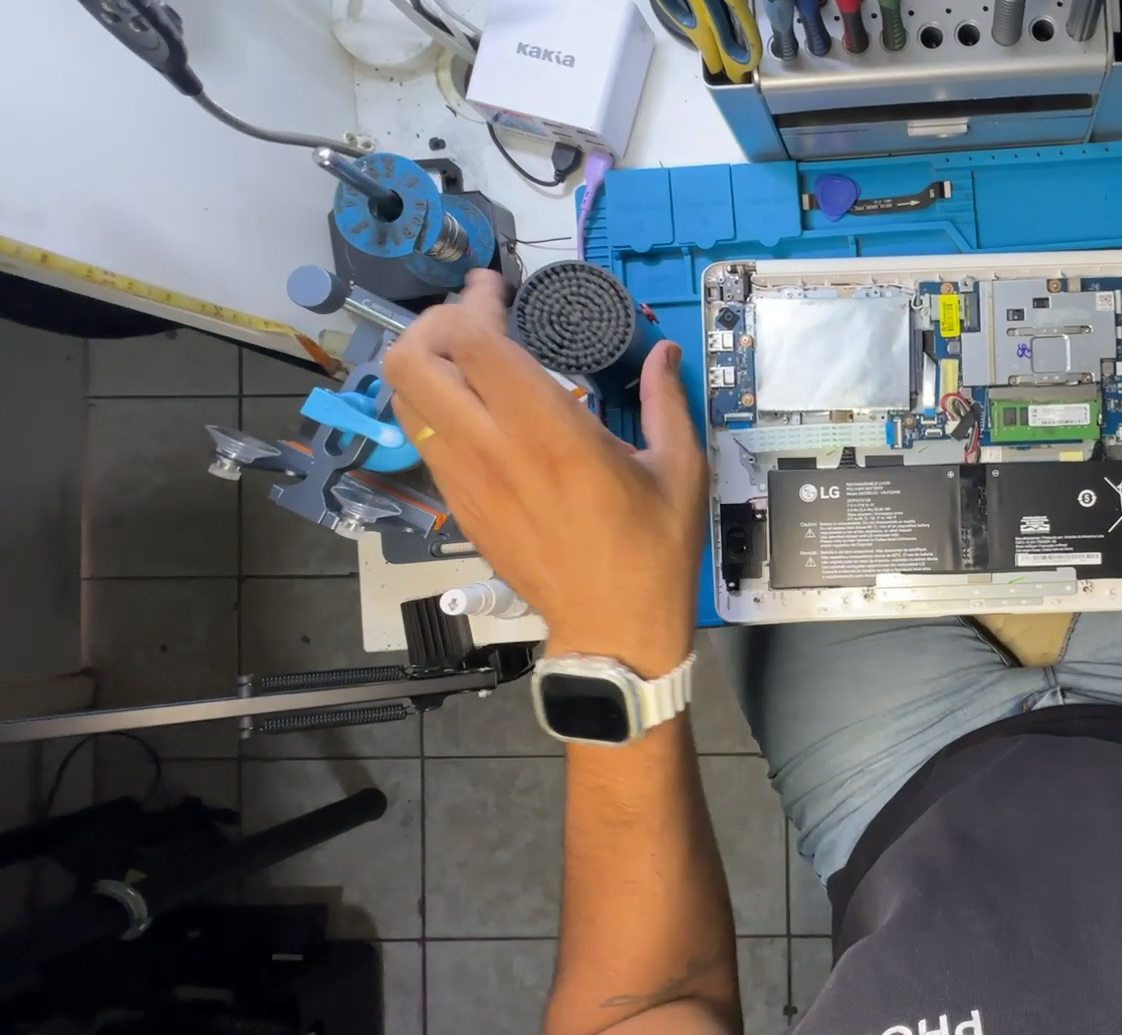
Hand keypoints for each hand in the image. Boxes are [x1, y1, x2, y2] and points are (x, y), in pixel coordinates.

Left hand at [384, 270, 708, 676]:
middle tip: (476, 319)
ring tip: (467, 357)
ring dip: (426, 362)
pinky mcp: (460, 507)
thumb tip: (664, 352)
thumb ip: (667, 402)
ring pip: (405, 399)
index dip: (476, 301)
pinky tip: (478, 412)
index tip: (497, 285)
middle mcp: (494, 451)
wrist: (614, 627)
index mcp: (553, 436)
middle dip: (435, 323)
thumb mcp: (681, 471)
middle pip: (414, 361)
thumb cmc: (656, 549)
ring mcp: (465, 482)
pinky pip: (424, 438)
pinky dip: (436, 406)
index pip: (479, 345)